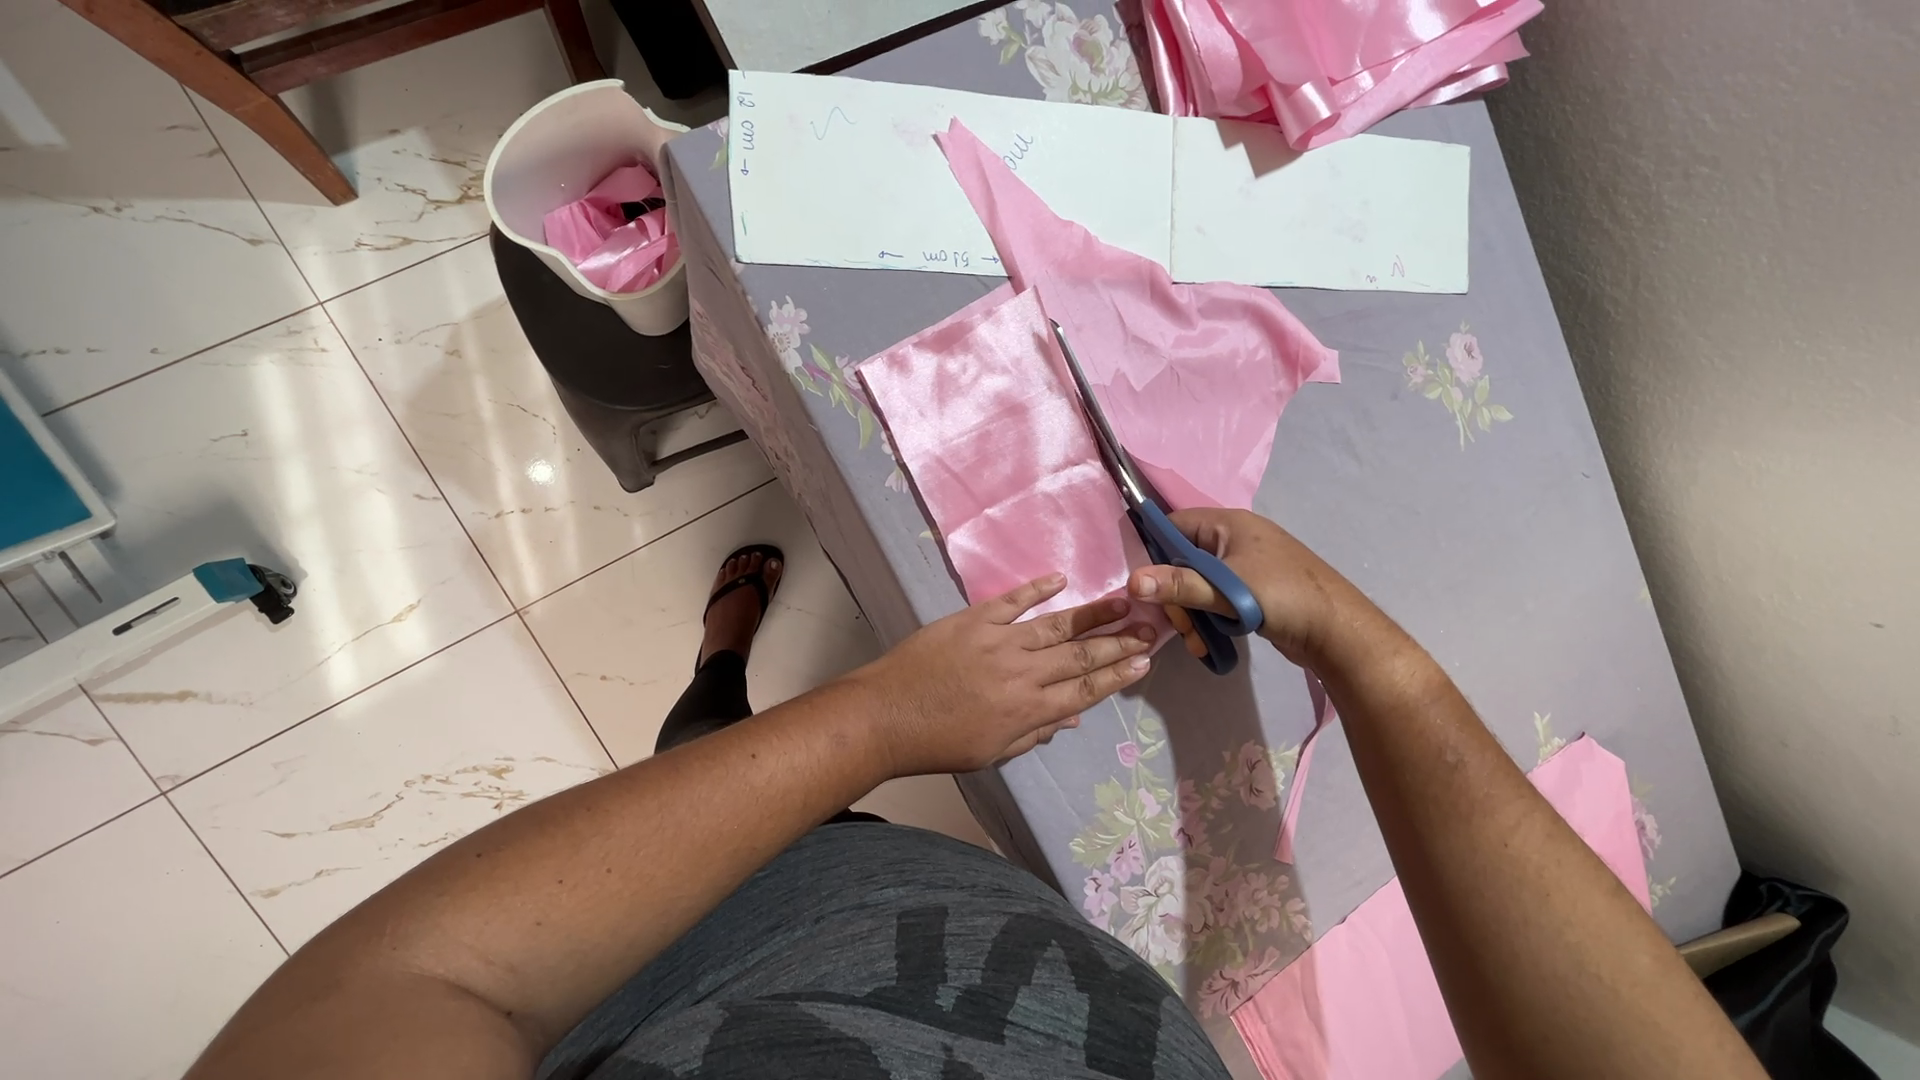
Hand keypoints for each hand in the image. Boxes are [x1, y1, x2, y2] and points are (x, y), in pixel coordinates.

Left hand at [849, 574, 1156, 775]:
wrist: (885, 716)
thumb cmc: (938, 744)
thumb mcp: (992, 753)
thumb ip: (1034, 733)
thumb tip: (1073, 719)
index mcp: (1029, 710)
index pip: (1085, 690)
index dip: (1117, 675)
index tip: (1144, 661)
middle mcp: (1023, 672)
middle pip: (1081, 654)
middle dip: (1119, 641)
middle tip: (1150, 627)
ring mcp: (999, 641)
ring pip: (1056, 625)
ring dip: (1093, 613)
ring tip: (1123, 600)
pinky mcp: (973, 620)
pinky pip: (1013, 600)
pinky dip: (1037, 589)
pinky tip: (1061, 580)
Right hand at [1127, 507, 1384, 667]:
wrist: (1338, 632)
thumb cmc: (1282, 597)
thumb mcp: (1225, 590)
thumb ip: (1178, 585)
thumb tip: (1133, 581)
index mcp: (1229, 524)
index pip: (1173, 525)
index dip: (1153, 551)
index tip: (1144, 584)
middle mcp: (1235, 539)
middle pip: (1183, 560)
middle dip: (1175, 595)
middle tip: (1179, 623)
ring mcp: (1245, 566)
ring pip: (1198, 585)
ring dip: (1191, 614)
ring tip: (1196, 640)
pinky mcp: (1252, 591)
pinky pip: (1216, 599)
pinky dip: (1208, 619)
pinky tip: (1209, 643)